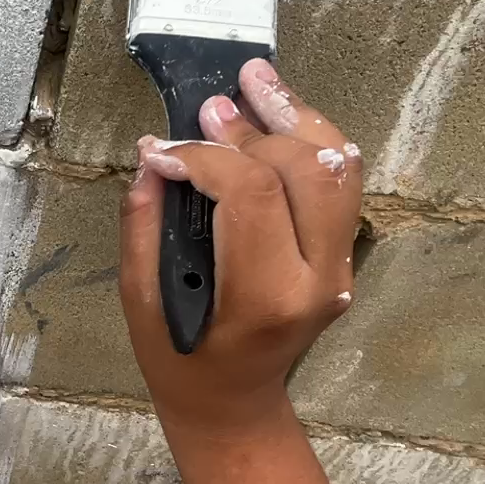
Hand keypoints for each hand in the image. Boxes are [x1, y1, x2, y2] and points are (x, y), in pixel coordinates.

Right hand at [120, 59, 361, 445]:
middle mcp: (319, 277)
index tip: (161, 148)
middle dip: (253, 128)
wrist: (231, 401)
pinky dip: (311, 140)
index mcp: (264, 294)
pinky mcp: (342, 255)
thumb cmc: (177, 359)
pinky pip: (340, 184)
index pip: (250, 193)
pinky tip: (278, 114)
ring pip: (339, 167)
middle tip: (207, 105)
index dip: (203, 156)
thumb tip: (151, 158)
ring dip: (296, 117)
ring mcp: (341, 266)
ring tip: (254, 81)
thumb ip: (144, 228)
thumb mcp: (141, 300)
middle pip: (305, 169)